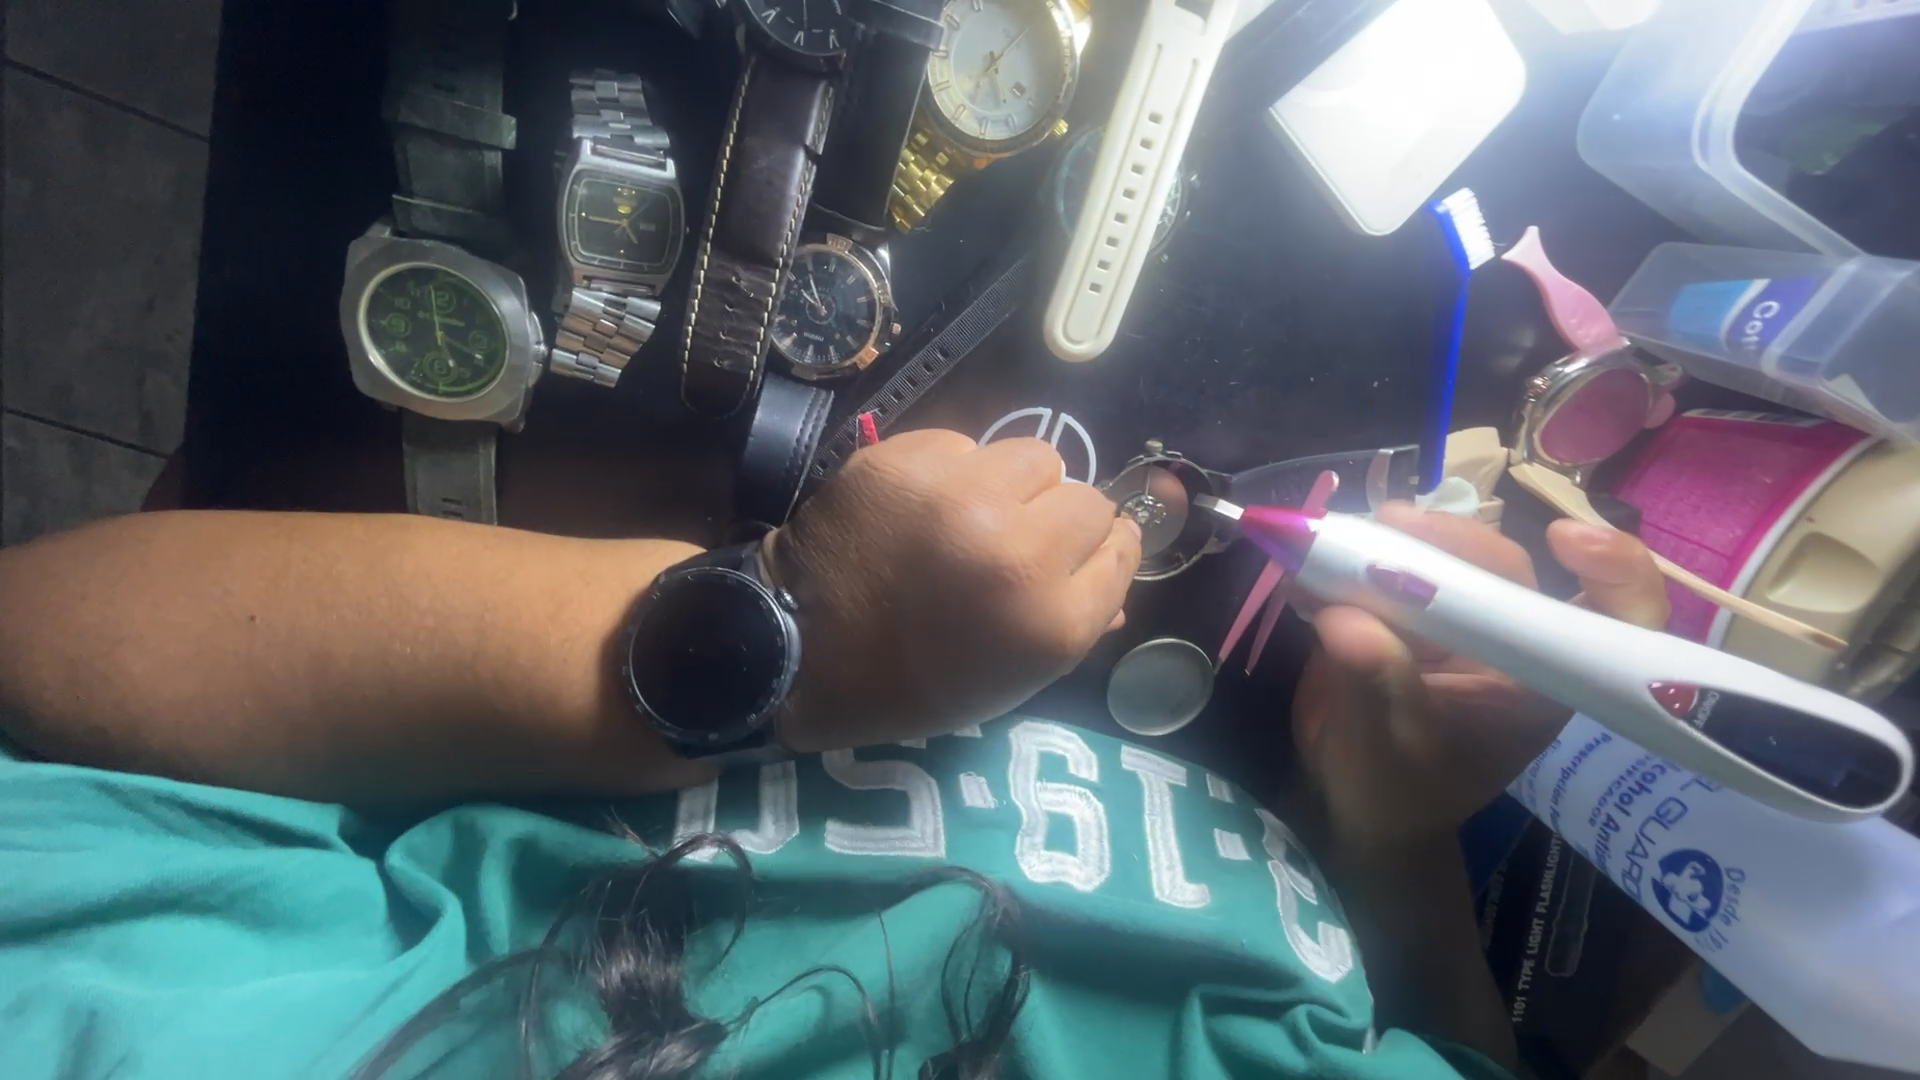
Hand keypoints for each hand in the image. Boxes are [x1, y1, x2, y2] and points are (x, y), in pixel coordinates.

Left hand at [766, 429, 1142, 751]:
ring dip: (1018, 486)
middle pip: (1087, 500)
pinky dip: (957, 473)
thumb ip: (1077, 623)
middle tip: (1023, 540)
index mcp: (1049, 621)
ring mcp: (957, 496)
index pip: (1121, 549)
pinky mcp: (904, 462)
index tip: (1085, 550)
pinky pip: (966, 446)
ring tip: (978, 513)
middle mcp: (1015, 549)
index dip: (1106, 548)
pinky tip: (927, 504)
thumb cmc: (911, 682)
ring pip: (1036, 457)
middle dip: (1064, 521)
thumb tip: (1114, 574)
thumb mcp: (1008, 681)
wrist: (800, 651)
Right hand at [1291, 504, 1667, 857]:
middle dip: (1447, 540)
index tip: (1565, 538)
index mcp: (1536, 678)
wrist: (1349, 798)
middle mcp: (1500, 640)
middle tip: (1385, 526)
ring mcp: (1443, 624)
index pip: (1610, 617)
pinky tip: (1302, 577)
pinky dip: (1339, 565)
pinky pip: (1375, 574)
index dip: (1610, 570)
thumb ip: (1374, 682)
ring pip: (1432, 559)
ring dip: (1383, 545)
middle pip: (1497, 568)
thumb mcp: (1390, 746)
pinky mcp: (1392, 617)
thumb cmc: (1393, 790)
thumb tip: (1344, 615)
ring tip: (1330, 548)